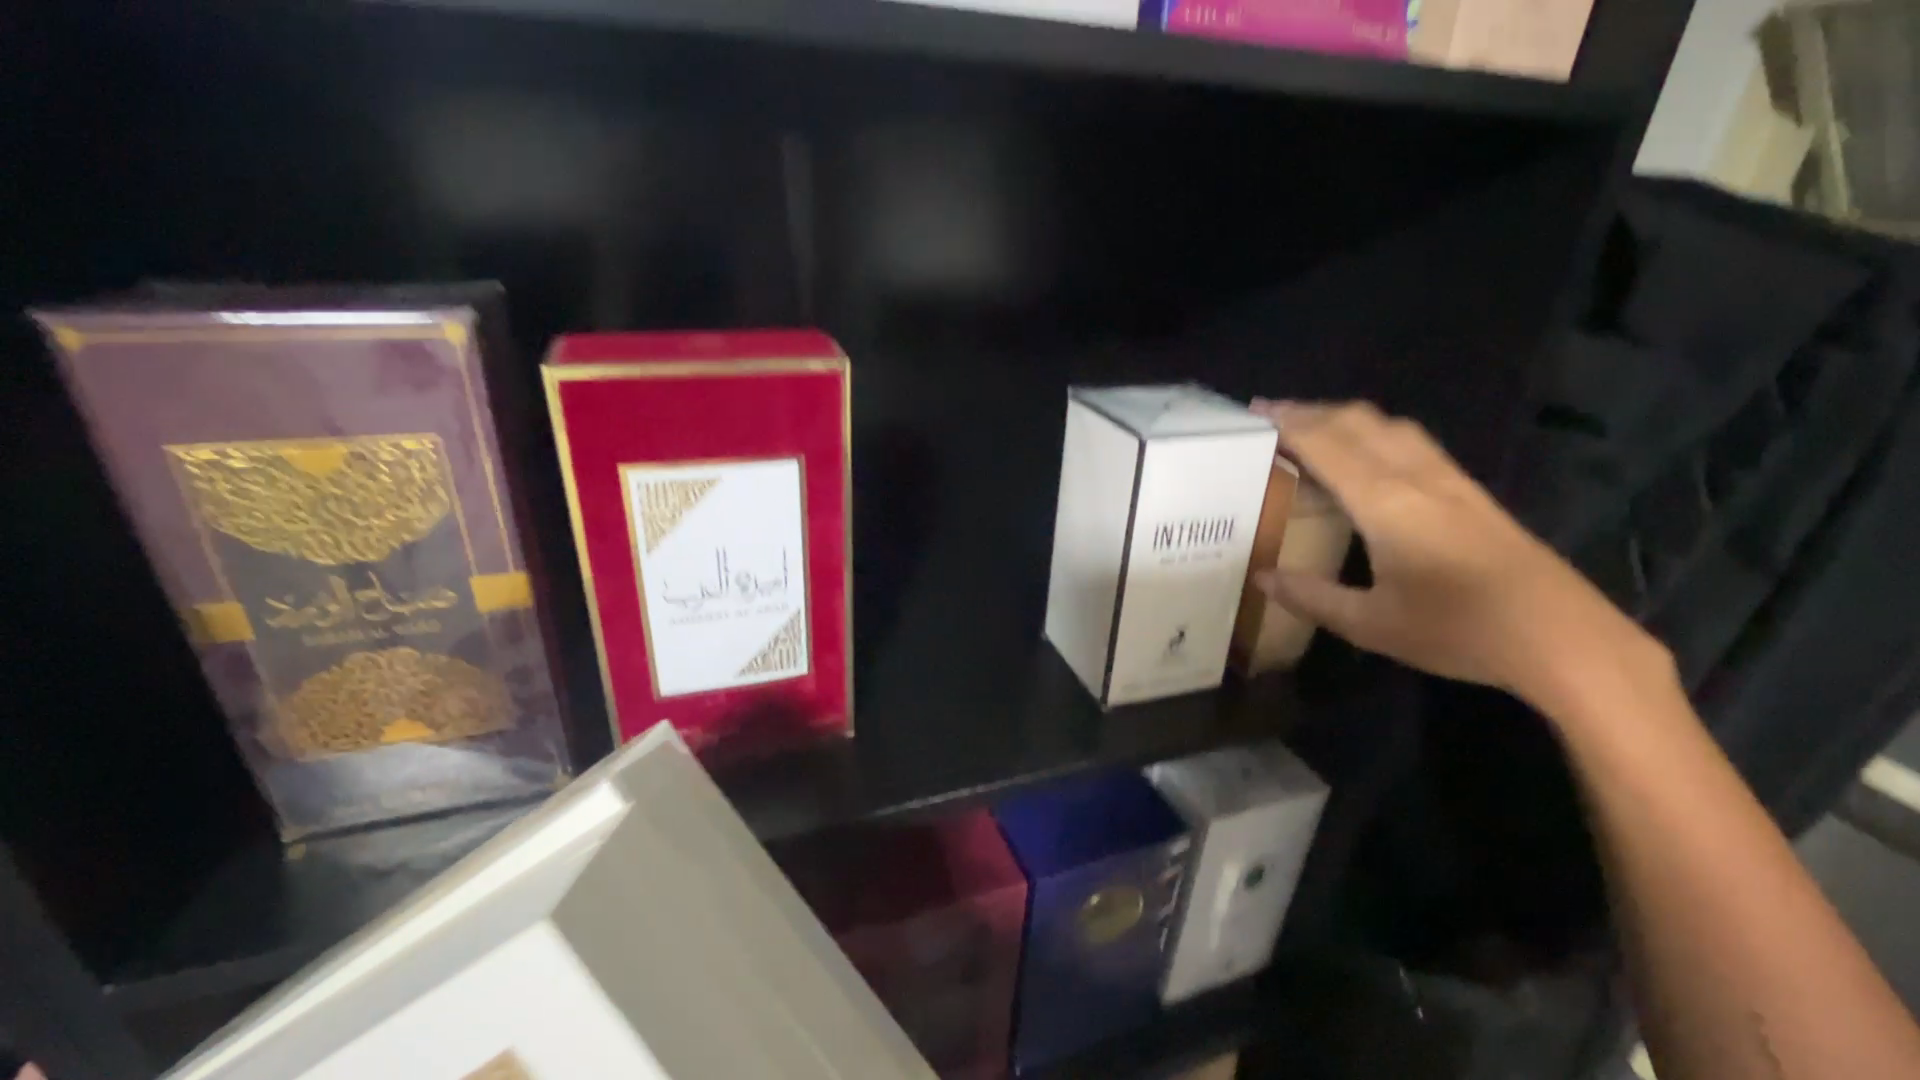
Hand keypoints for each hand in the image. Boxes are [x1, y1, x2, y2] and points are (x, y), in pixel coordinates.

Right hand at [1249, 400, 1667, 710]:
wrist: (1559, 635)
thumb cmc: (1457, 630)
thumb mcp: (1372, 624)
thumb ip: (1312, 597)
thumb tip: (1262, 576)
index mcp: (1385, 502)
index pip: (1327, 445)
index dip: (1288, 424)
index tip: (1254, 413)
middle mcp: (1415, 477)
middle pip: (1358, 422)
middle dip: (1311, 411)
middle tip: (1271, 415)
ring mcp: (1449, 480)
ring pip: (1389, 426)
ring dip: (1345, 416)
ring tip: (1313, 425)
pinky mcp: (1470, 492)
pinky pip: (1412, 441)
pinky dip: (1375, 431)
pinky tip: (1370, 452)